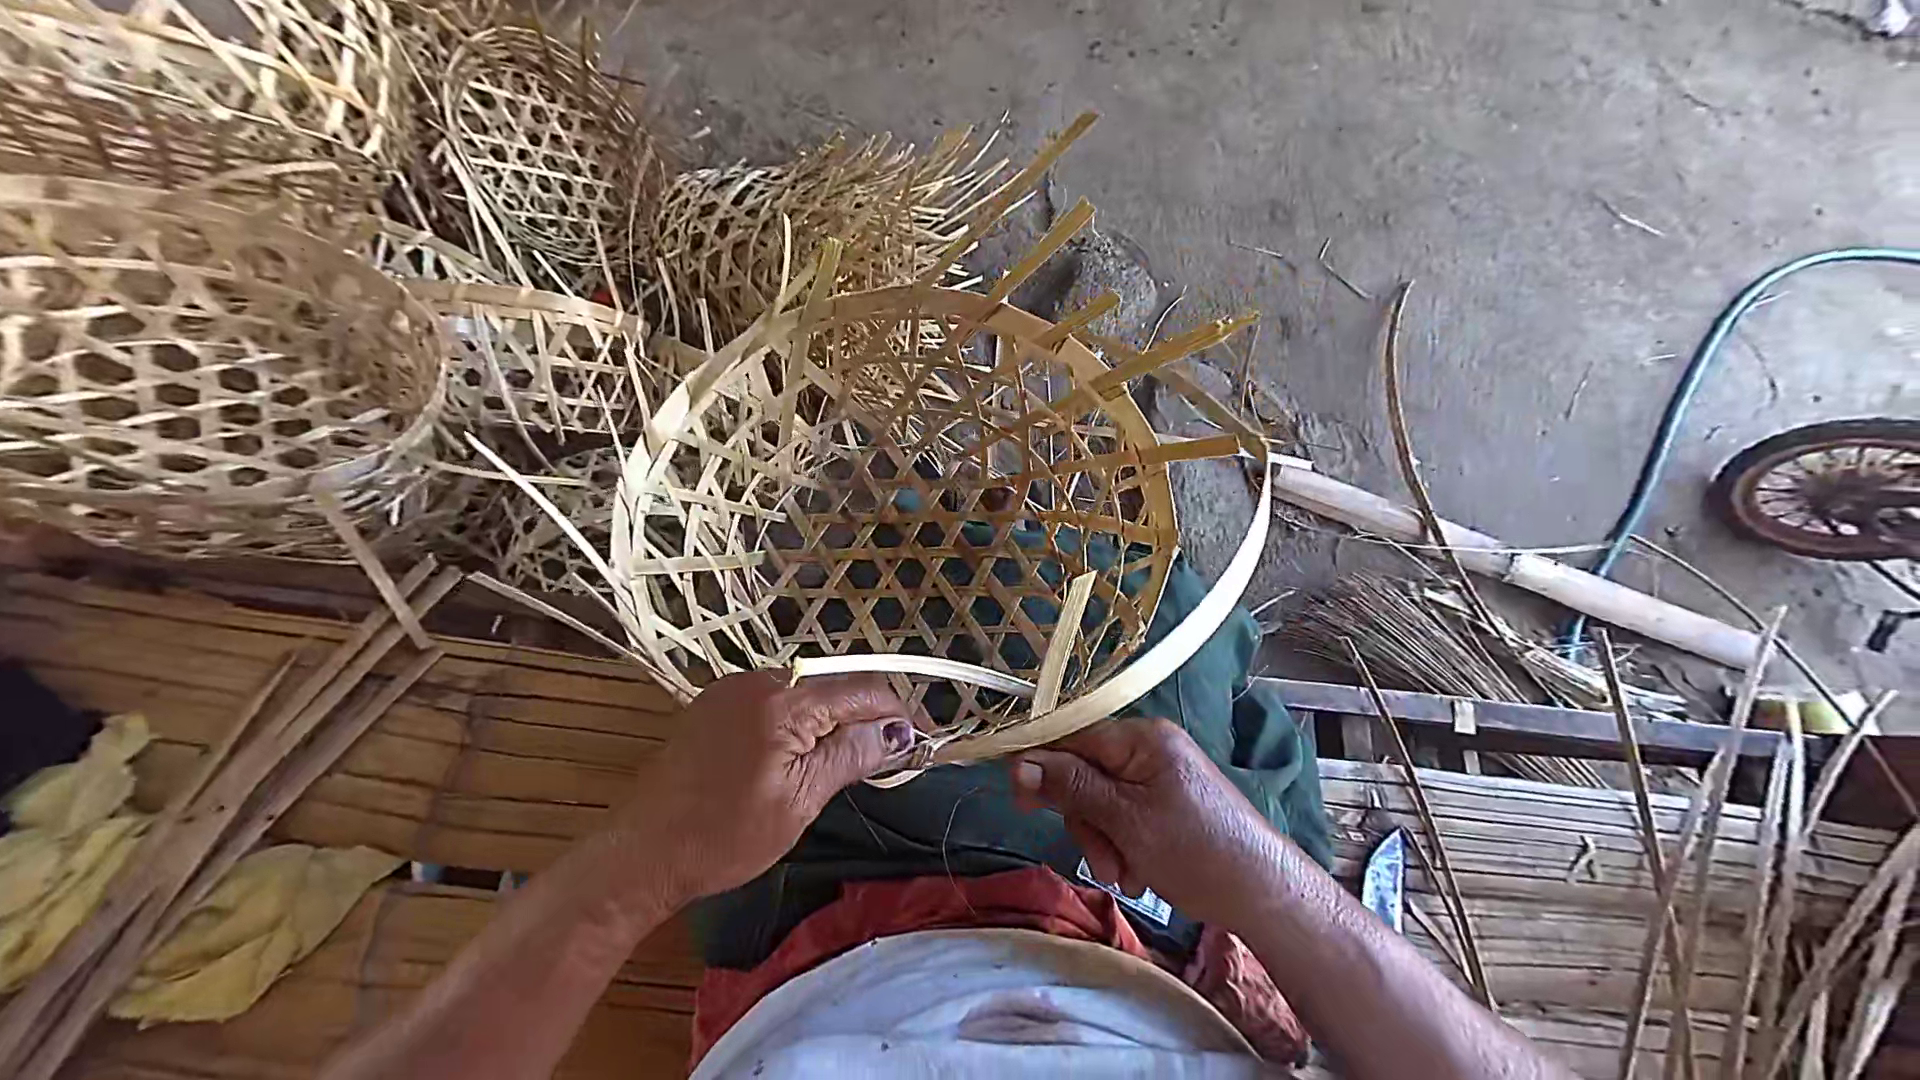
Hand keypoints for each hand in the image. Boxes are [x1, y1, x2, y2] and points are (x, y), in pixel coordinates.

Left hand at [621, 669, 913, 903]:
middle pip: (835, 685)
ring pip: (808, 690)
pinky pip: (778, 697)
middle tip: (892, 754)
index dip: (898, 713)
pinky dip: (803, 717)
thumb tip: (900, 731)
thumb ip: (851, 754)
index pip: (861, 690)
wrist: (638, 854)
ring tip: (853, 755)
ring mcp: (734, 687)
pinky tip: (806, 748)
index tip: (923, 739)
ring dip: (836, 716)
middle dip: (868, 715)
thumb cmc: (722, 837)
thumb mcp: (799, 800)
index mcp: (783, 701)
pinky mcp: (718, 701)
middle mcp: (759, 679)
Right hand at [1011, 717, 1283, 926]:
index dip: (1040, 764)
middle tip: (1101, 861)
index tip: (1019, 799)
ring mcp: (1159, 774)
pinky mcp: (1167, 800)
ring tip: (1126, 874)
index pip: (1071, 736)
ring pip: (1102, 798)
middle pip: (1085, 772)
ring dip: (1104, 839)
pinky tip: (1138, 871)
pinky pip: (1124, 812)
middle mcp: (1148, 747)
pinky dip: (1123, 842)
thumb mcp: (1125, 820)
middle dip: (1086, 820)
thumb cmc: (1195, 851)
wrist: (1267, 894)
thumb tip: (1017, 764)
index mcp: (1140, 737)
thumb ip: (1071, 787)